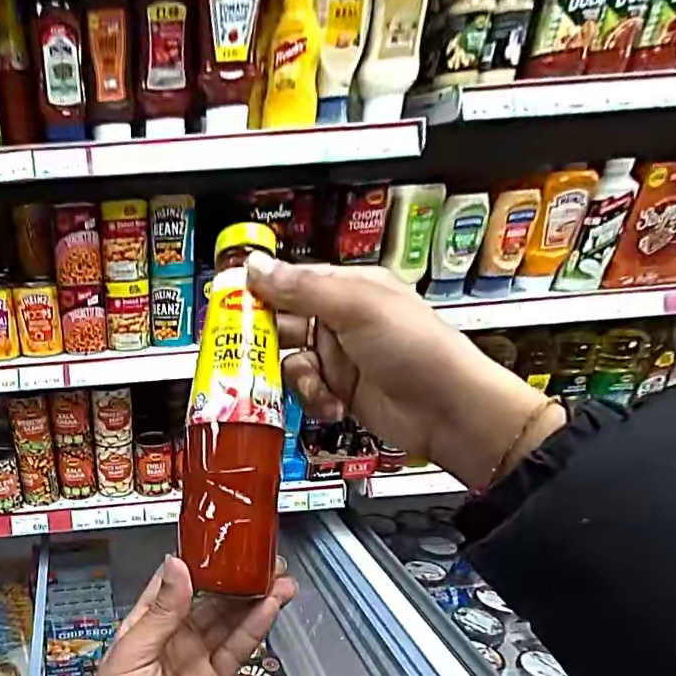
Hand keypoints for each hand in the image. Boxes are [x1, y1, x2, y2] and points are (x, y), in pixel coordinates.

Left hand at [81, 555, 296, 675]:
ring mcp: (194, 659)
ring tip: (279, 582)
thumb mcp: (133, 652)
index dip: (200, 565)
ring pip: (229, 623)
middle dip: (237, 582)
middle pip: (211, 601)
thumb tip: (177, 567)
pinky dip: (254, 630)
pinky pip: (236, 651)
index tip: (223, 546)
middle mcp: (172, 637)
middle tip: (264, 564)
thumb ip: (162, 611)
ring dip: (253, 602)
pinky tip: (269, 610)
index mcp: (145, 624)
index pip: (175, 584)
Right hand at [246, 253, 564, 489]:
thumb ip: (302, 286)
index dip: (257, 295)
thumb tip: (256, 265)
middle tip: (255, 356)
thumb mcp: (356, 306)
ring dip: (299, 379)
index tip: (229, 308)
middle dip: (269, 344)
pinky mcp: (338, 392)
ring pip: (289, 364)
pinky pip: (305, 393)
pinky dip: (314, 400)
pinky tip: (334, 404)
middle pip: (281, 327)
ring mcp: (338, 360)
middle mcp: (338, 322)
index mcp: (345, 289)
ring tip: (320, 386)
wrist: (446, 410)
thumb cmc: (416, 349)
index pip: (288, 283)